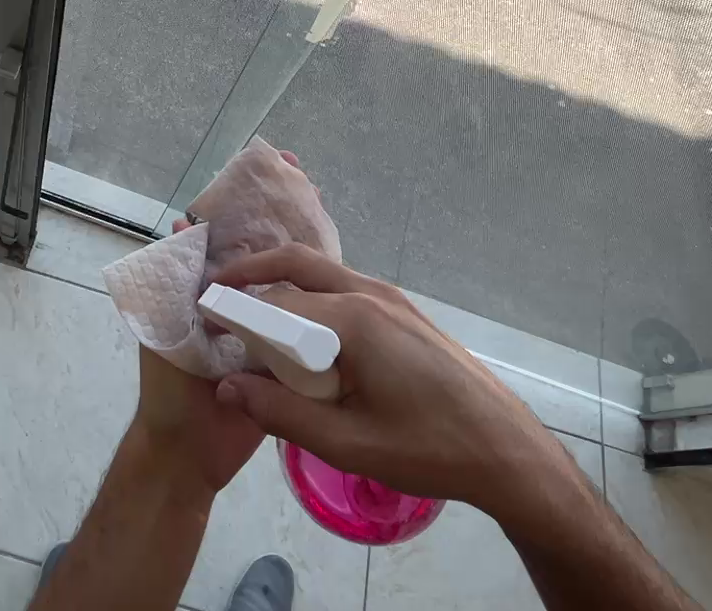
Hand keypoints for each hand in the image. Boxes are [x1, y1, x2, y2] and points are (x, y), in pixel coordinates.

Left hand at [119, 147, 315, 495]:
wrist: (191, 456)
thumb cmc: (171, 389)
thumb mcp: (166, 329)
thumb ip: (173, 282)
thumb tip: (181, 223)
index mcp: (209, 289)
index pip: (231, 236)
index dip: (251, 204)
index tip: (275, 168)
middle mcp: (239, 301)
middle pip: (264, 251)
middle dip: (284, 217)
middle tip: (310, 181)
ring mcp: (265, 326)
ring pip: (288, 281)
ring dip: (306, 250)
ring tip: (331, 214)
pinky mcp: (289, 356)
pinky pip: (305, 319)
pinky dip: (321, 298)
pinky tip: (347, 277)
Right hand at [209, 245, 581, 525]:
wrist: (507, 449)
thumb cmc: (428, 447)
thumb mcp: (347, 442)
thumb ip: (281, 412)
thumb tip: (227, 386)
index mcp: (353, 319)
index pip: (275, 302)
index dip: (235, 309)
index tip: (203, 320)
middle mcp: (370, 293)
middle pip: (297, 263)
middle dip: (252, 271)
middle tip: (218, 290)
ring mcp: (391, 298)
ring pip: (322, 271)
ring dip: (283, 279)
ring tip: (252, 306)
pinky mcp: (404, 311)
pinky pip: (344, 286)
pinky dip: (311, 292)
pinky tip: (303, 326)